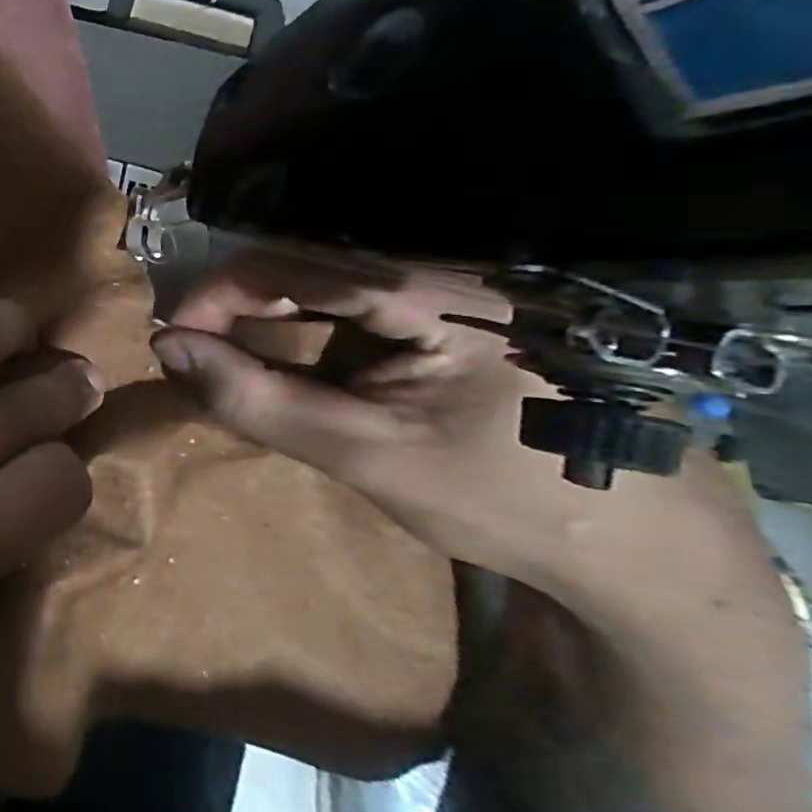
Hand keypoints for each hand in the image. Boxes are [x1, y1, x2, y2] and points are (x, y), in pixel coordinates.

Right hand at [149, 250, 764, 593]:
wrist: (641, 545)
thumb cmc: (505, 500)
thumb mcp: (368, 454)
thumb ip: (261, 400)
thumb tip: (170, 350)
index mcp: (426, 289)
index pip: (285, 265)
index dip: (214, 298)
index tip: (170, 346)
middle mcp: (436, 269)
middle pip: (301, 265)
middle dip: (233, 309)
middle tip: (193, 361)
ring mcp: (447, 291)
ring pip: (323, 285)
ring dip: (264, 322)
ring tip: (228, 367)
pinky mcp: (450, 318)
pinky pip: (354, 309)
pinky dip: (304, 337)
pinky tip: (289, 370)